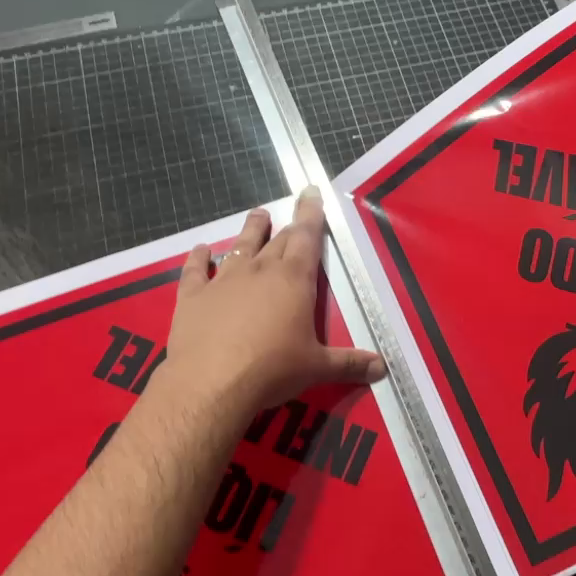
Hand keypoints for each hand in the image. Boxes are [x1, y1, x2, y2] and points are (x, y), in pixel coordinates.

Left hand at [158, 188, 385, 416]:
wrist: (210, 383)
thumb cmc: (272, 370)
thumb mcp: (317, 368)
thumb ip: (349, 363)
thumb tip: (382, 368)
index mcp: (294, 280)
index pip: (306, 237)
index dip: (311, 214)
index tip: (310, 191)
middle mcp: (259, 271)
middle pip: (277, 241)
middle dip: (287, 227)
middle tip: (291, 216)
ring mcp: (223, 280)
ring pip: (240, 246)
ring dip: (250, 230)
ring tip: (257, 215)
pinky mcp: (193, 296)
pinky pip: (195, 270)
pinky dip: (198, 258)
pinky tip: (200, 250)